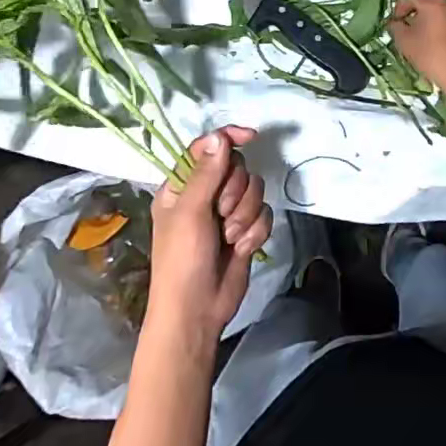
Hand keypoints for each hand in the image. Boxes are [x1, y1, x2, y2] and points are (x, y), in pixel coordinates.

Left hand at [147, 127, 272, 339]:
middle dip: (235, 191)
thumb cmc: (182, 259)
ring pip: (254, 190)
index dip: (227, 139)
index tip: (250, 137)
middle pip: (237, 168)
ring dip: (245, 214)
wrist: (198, 310)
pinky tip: (243, 248)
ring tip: (231, 237)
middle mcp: (205, 194)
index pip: (207, 148)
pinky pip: (264, 214)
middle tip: (221, 214)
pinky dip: (256, 231)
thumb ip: (207, 173)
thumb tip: (220, 136)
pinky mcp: (246, 231)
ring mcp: (226, 213)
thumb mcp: (189, 212)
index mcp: (182, 186)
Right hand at [388, 0, 445, 98]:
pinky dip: (445, 32)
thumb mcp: (404, 42)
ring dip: (431, 24)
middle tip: (408, 32)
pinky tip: (441, 48)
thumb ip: (395, 27)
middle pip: (429, 4)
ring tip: (424, 41)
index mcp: (434, 3)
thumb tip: (395, 23)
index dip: (400, 8)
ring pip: (443, 16)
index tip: (396, 23)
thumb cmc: (431, 55)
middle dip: (416, 16)